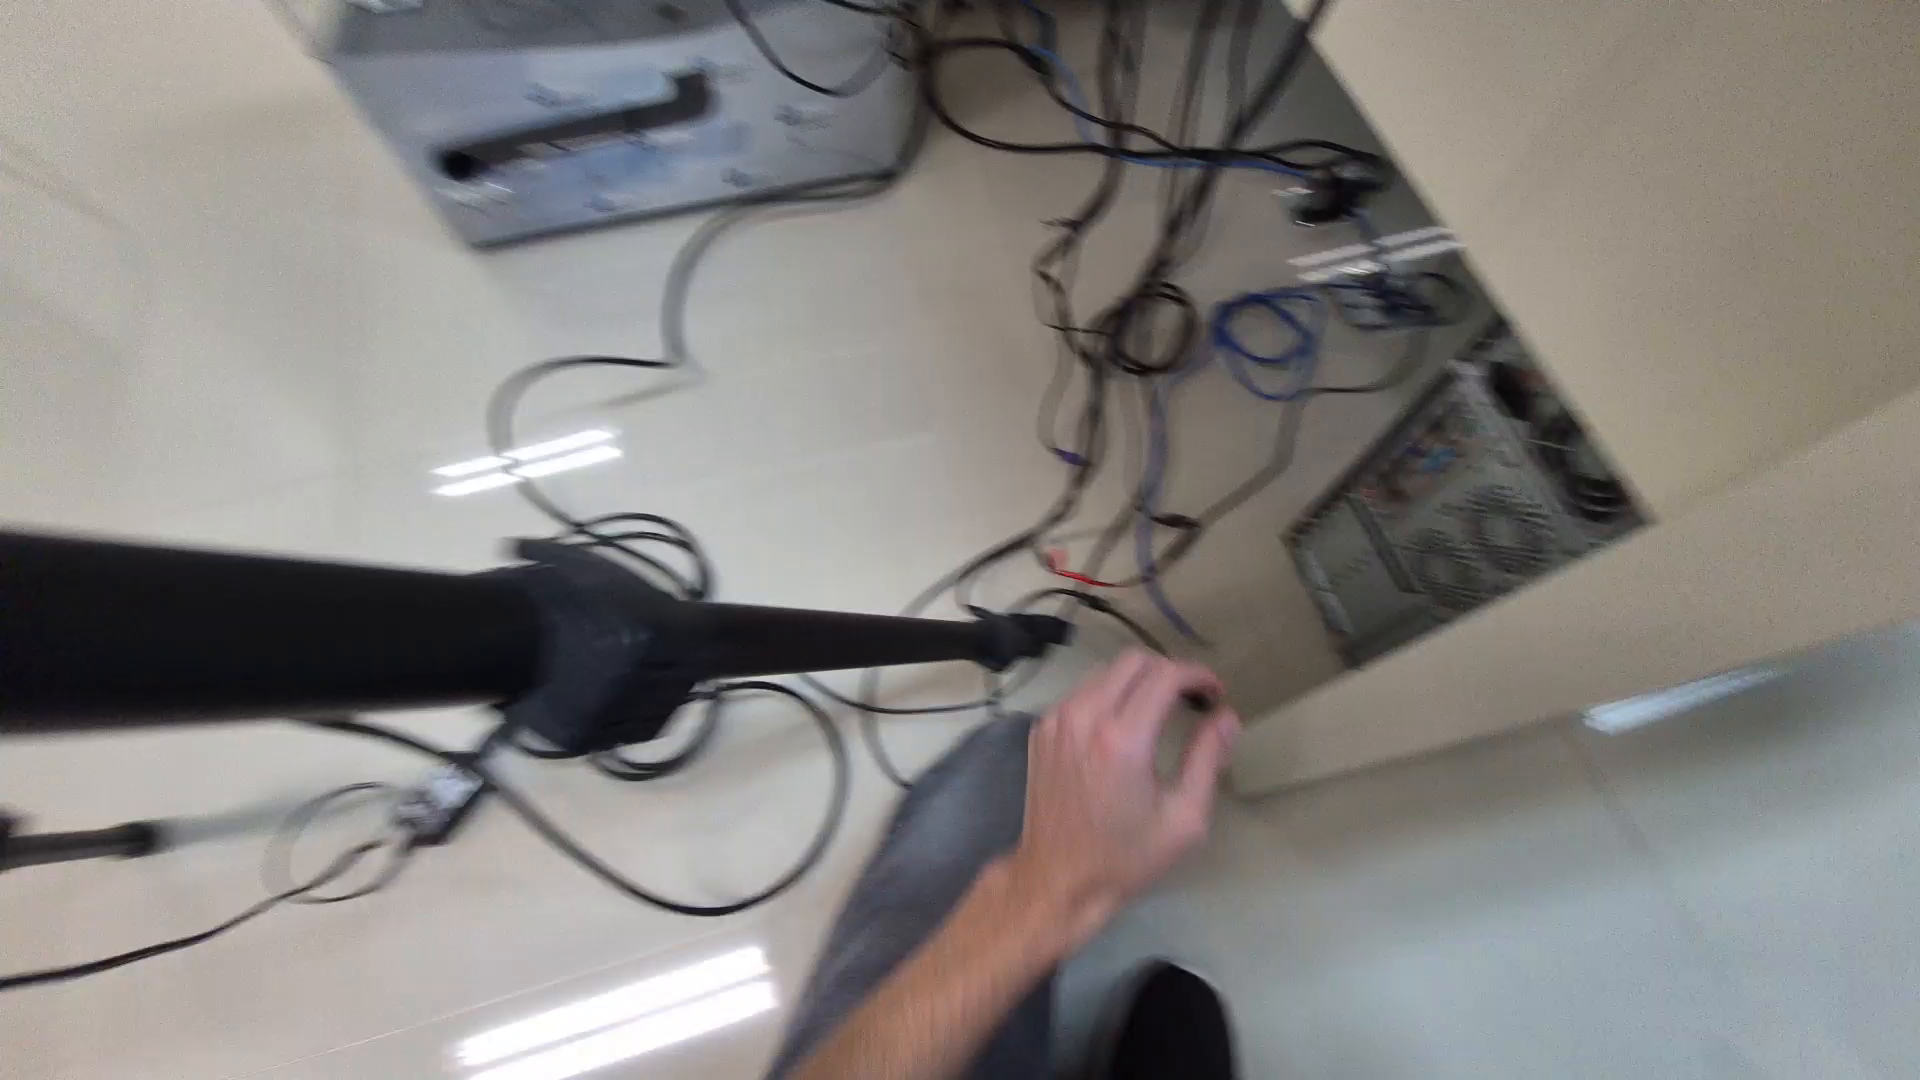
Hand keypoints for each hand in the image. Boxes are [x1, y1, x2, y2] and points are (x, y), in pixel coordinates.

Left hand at [1004, 650, 1240, 948]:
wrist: (1057, 878)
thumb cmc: (1126, 857)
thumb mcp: (1183, 818)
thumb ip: (1208, 759)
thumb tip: (1227, 716)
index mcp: (1121, 738)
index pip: (1164, 675)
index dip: (1196, 675)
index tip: (1214, 692)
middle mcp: (1084, 716)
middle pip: (1133, 660)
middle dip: (1168, 670)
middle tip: (1191, 699)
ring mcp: (1056, 719)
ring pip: (1104, 672)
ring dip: (1137, 681)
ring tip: (1160, 710)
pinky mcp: (1042, 728)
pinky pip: (1081, 693)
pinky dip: (1108, 696)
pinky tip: (1122, 726)